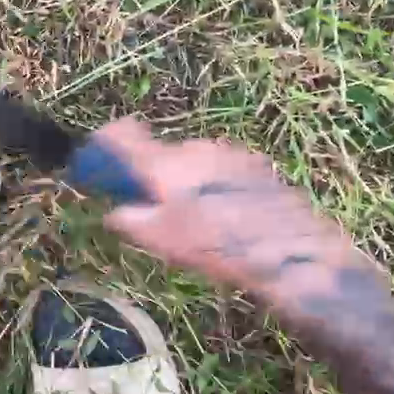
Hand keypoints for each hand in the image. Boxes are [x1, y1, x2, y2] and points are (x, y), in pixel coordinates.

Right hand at [87, 119, 377, 300]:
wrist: (293, 256)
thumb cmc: (218, 249)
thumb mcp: (161, 242)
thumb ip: (129, 220)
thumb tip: (113, 211)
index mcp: (166, 164)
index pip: (125, 136)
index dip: (108, 142)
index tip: (99, 155)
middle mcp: (195, 149)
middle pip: (162, 152)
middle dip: (152, 173)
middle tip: (153, 204)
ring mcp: (230, 154)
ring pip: (193, 161)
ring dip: (185, 179)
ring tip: (194, 216)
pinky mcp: (257, 166)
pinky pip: (221, 169)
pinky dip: (213, 184)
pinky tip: (224, 214)